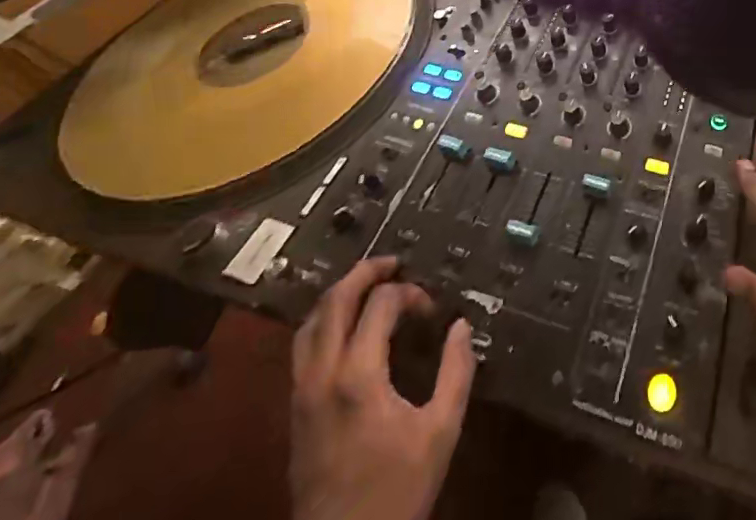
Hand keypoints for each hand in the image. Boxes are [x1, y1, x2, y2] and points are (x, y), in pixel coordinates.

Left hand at [290, 258, 475, 519]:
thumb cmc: (397, 491)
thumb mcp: (440, 434)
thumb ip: (455, 373)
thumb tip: (461, 327)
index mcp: (359, 374)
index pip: (380, 305)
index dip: (409, 294)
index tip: (431, 308)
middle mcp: (322, 370)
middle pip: (336, 299)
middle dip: (365, 272)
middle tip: (392, 263)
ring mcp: (301, 387)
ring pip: (312, 318)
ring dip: (340, 293)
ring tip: (367, 285)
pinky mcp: (294, 404)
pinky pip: (302, 343)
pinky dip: (324, 320)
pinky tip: (343, 326)